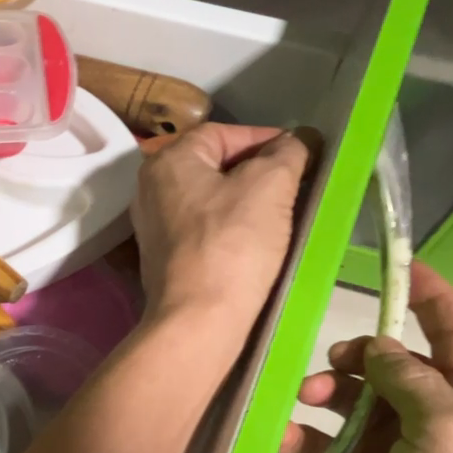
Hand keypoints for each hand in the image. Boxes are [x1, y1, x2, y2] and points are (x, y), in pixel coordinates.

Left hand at [132, 124, 310, 323]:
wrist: (198, 319)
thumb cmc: (232, 244)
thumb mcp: (270, 184)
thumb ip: (287, 152)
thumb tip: (298, 140)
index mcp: (168, 162)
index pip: (223, 133)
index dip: (266, 138)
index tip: (302, 154)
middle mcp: (151, 189)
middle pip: (215, 166)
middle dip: (259, 171)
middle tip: (297, 183)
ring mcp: (153, 227)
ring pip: (211, 200)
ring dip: (248, 201)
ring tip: (284, 212)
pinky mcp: (164, 258)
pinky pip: (204, 230)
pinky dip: (231, 229)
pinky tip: (257, 241)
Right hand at [281, 262, 452, 452]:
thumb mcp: (452, 432)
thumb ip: (412, 382)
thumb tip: (380, 351)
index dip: (433, 299)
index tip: (400, 266)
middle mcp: (437, 423)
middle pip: (393, 368)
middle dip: (359, 357)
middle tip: (331, 366)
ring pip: (352, 404)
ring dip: (325, 395)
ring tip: (302, 401)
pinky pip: (323, 446)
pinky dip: (302, 436)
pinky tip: (282, 434)